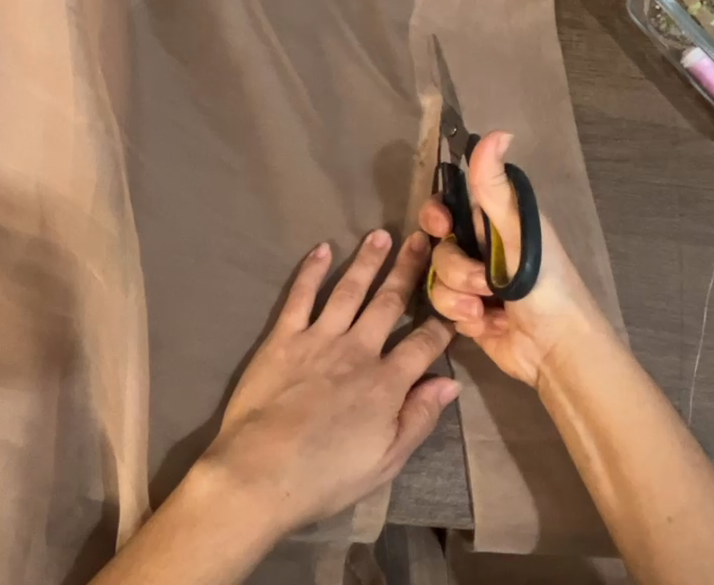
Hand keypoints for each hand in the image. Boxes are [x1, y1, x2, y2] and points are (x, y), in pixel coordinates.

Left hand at [195, 229, 458, 541]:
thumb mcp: (385, 462)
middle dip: (408, 271)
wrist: (261, 472)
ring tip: (381, 235)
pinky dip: (312, 271)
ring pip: (350, 290)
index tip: (452, 301)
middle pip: (389, 303)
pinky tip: (322, 249)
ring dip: (367, 261)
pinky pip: (301, 296)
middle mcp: (357, 350)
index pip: (424, 344)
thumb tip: (450, 384)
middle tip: (421, 241)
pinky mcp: (284, 336)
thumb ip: (418, 418)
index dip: (442, 324)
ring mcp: (319, 338)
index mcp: (386, 383)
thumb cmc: (326, 476)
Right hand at [421, 130, 609, 386]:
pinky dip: (463, 316)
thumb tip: (498, 131)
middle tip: (476, 278)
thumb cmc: (544, 282)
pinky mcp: (467, 312)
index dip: (436, 214)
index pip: (448, 204)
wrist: (555, 349)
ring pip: (437, 277)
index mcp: (496, 220)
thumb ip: (496, 185)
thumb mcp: (518, 229)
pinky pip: (442, 305)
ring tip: (487, 306)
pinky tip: (486, 323)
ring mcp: (473, 281)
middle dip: (453, 265)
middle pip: (438, 244)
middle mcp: (482, 247)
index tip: (443, 226)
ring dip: (460, 294)